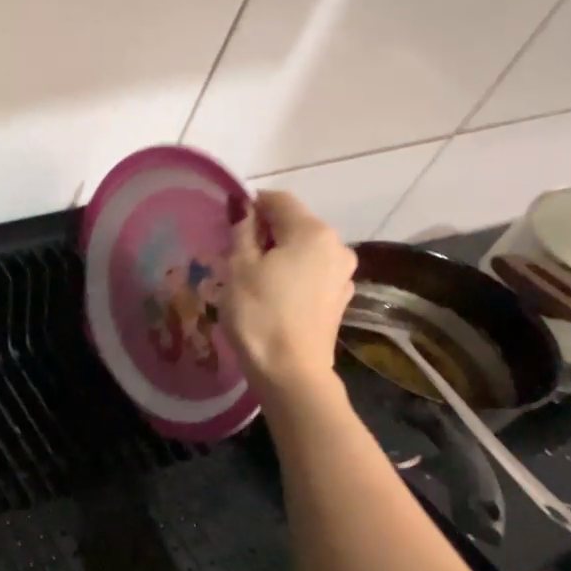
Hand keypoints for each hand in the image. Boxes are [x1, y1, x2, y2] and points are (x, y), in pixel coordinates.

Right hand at [221, 190, 356, 397]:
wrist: (290, 370)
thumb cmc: (258, 315)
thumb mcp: (238, 269)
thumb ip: (242, 234)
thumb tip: (243, 208)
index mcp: (312, 232)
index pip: (279, 200)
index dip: (251, 204)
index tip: (227, 222)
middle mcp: (336, 245)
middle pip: (295, 225)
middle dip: (266, 233)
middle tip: (235, 255)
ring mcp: (342, 273)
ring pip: (304, 251)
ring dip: (280, 256)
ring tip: (252, 279)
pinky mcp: (339, 298)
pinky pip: (312, 274)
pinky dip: (292, 276)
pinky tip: (274, 297)